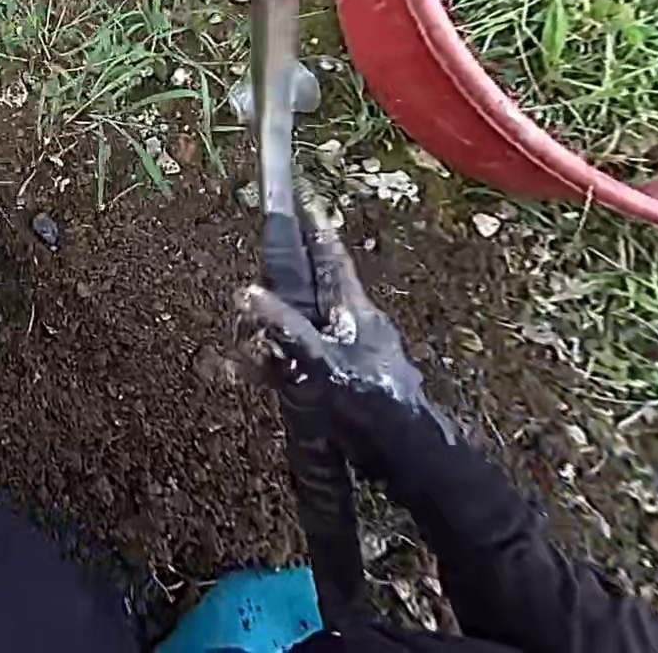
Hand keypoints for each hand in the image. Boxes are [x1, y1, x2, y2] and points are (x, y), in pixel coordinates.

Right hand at [239, 185, 457, 469]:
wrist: (410, 457)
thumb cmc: (376, 400)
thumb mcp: (326, 360)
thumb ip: (287, 327)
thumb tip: (247, 291)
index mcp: (352, 307)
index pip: (328, 256)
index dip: (313, 228)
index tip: (300, 200)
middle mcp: (346, 323)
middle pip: (305, 290)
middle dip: (278, 285)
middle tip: (255, 281)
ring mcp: (341, 351)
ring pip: (297, 327)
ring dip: (269, 334)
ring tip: (250, 346)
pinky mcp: (334, 379)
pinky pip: (295, 360)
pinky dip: (273, 364)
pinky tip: (257, 374)